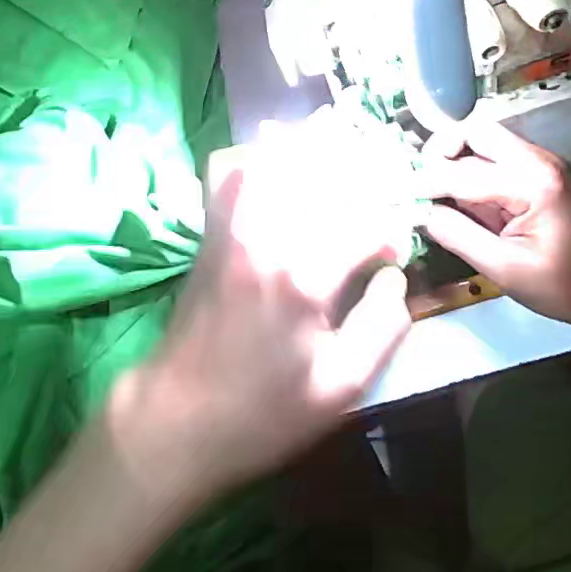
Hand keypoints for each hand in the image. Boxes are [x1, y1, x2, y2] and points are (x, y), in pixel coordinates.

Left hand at [113, 130, 414, 504]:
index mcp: (304, 276)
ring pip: (277, 161)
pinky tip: (279, 160)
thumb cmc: (264, 411)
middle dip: (363, 179)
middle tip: (378, 200)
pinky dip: (258, 157)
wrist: (176, 418)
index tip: (394, 256)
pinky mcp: (211, 232)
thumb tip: (394, 277)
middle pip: (325, 177)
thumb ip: (383, 326)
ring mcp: (232, 228)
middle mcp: (267, 236)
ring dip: (314, 153)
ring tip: (340, 160)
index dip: (391, 236)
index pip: (366, 226)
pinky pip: (230, 173)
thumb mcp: (343, 388)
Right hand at [417, 120, 570, 336]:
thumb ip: (458, 236)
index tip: (397, 195)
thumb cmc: (564, 286)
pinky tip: (462, 201)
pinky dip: (472, 173)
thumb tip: (420, 212)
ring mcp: (541, 164)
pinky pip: (496, 160)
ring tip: (435, 196)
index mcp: (531, 182)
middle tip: (420, 185)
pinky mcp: (540, 175)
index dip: (424, 183)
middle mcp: (536, 161)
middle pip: (475, 132)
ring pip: (484, 143)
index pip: (462, 171)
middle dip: (441, 152)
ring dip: (456, 162)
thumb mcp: (505, 269)